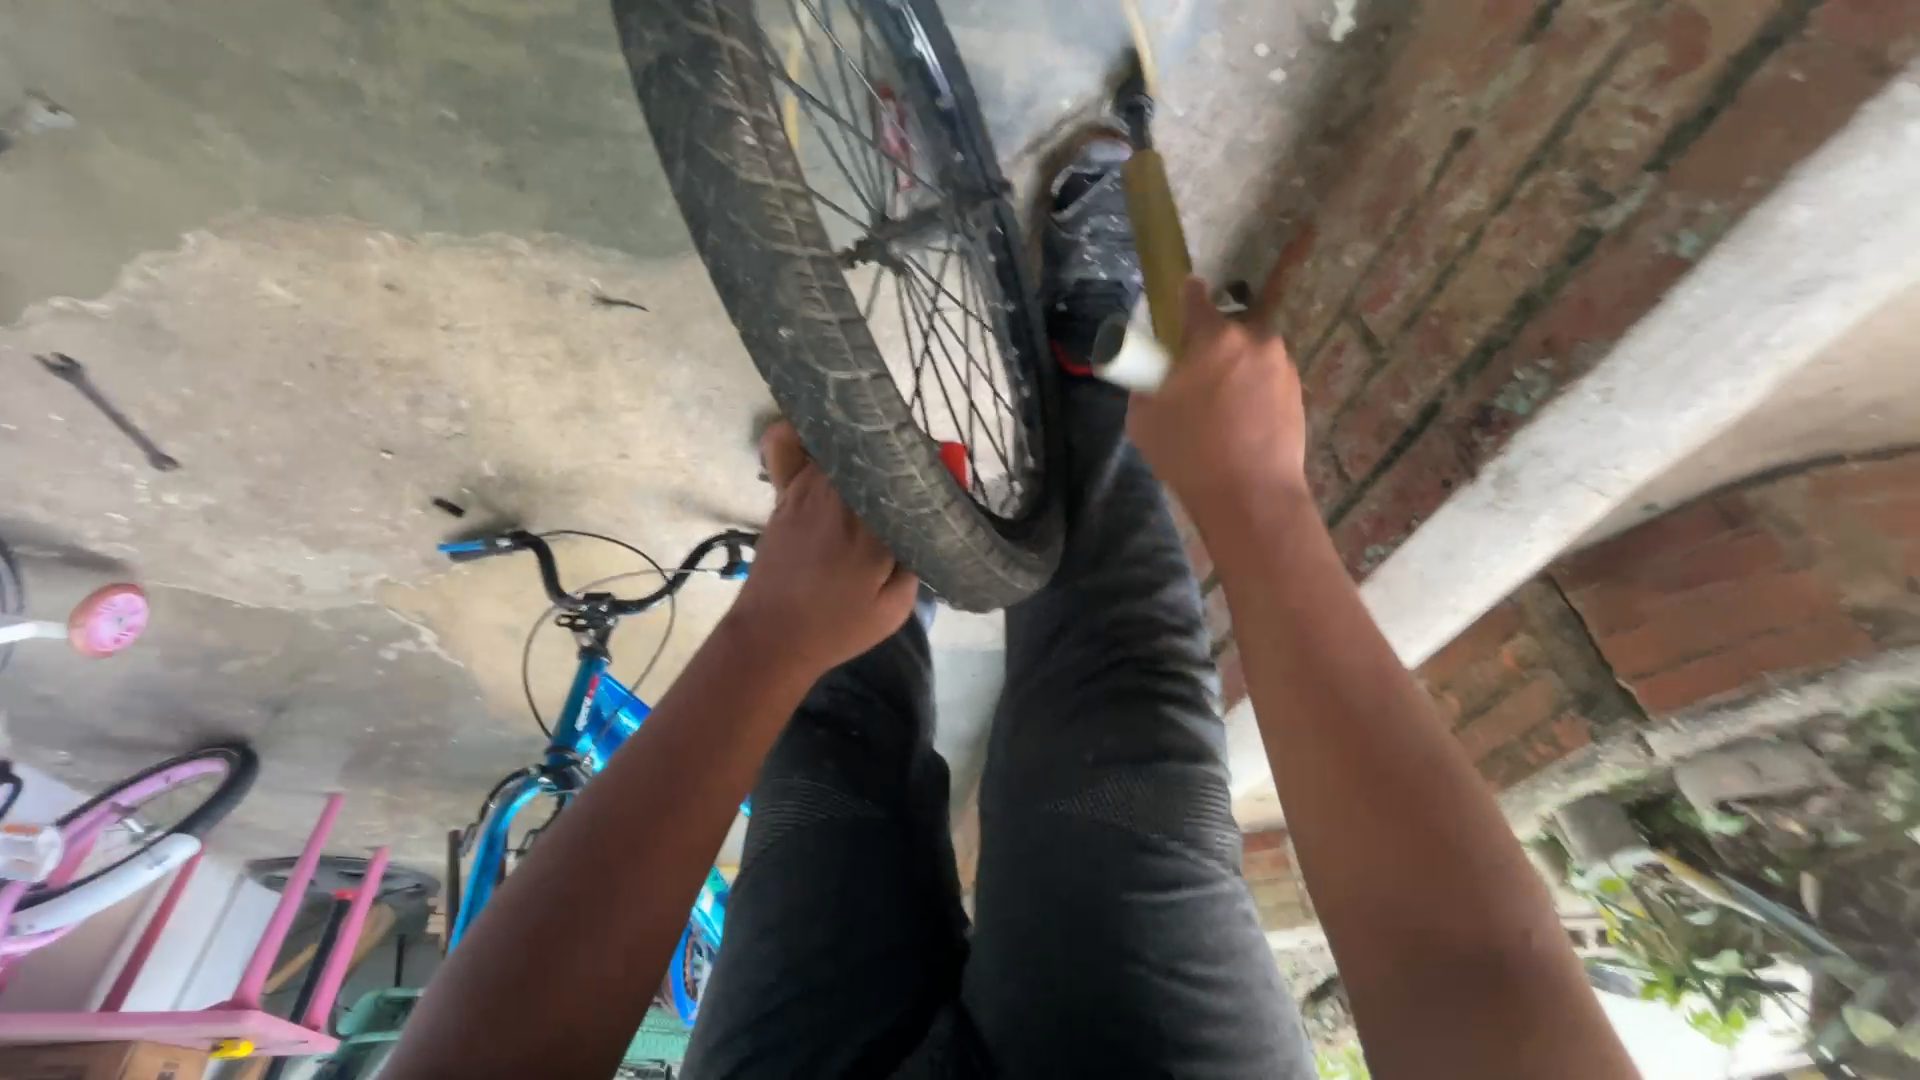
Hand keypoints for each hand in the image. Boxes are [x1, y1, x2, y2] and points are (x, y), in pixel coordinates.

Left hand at [726, 421, 919, 677]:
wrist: (771, 637)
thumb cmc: (838, 627)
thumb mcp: (895, 606)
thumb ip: (917, 554)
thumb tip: (934, 509)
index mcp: (873, 527)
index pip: (912, 476)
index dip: (934, 467)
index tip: (947, 468)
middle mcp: (839, 497)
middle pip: (878, 452)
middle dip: (902, 455)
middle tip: (918, 469)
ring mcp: (806, 488)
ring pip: (842, 444)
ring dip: (864, 445)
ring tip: (884, 455)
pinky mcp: (784, 491)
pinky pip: (789, 447)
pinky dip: (805, 436)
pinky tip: (825, 440)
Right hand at [1127, 276, 1308, 527]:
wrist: (1250, 495)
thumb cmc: (1190, 453)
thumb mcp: (1144, 420)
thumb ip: (1145, 388)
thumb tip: (1152, 380)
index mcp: (1214, 338)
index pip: (1195, 297)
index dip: (1183, 297)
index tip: (1179, 301)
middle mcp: (1255, 340)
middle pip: (1226, 329)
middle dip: (1210, 345)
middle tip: (1193, 377)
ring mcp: (1282, 366)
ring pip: (1249, 355)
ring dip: (1234, 369)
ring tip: (1218, 407)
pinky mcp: (1298, 392)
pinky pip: (1266, 379)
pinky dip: (1252, 391)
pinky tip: (1239, 423)